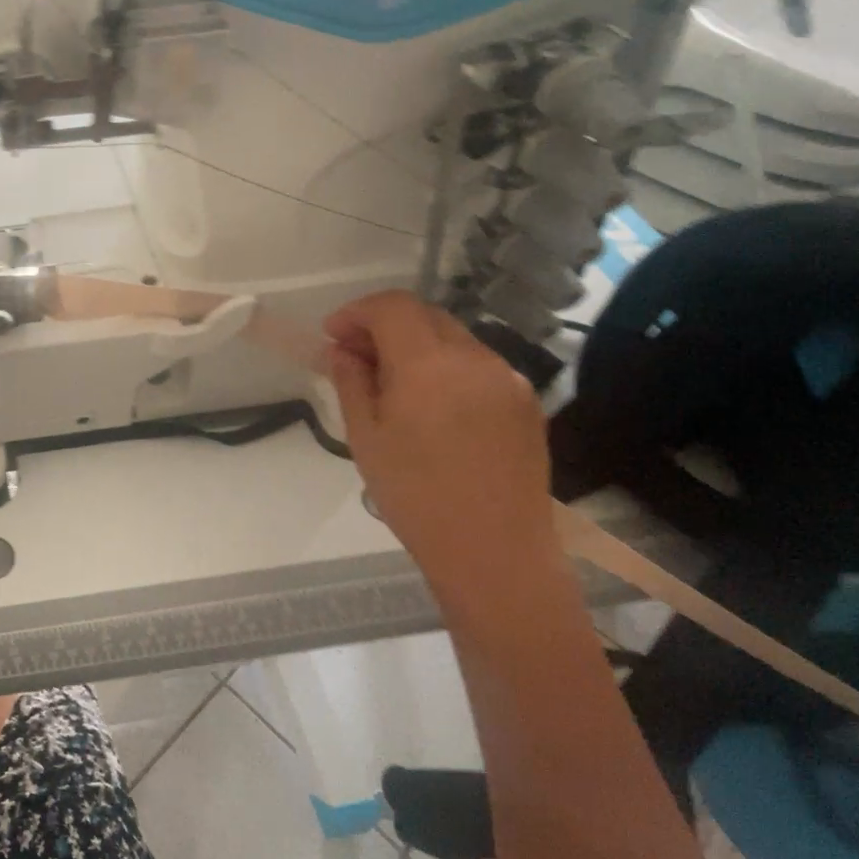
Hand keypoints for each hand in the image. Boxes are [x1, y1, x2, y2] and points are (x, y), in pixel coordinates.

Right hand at [323, 291, 555, 591]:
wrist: (494, 551)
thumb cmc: (416, 496)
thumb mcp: (365, 438)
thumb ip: (351, 383)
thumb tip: (342, 351)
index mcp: (430, 365)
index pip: (392, 307)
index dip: (356, 312)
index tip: (332, 335)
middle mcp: (475, 358)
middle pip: (425, 316)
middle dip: (384, 326)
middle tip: (354, 357)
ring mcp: (508, 378)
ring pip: (454, 339)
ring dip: (416, 347)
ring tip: (391, 385)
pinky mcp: (526, 402)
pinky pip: (478, 367)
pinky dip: (446, 369)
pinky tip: (431, 406)